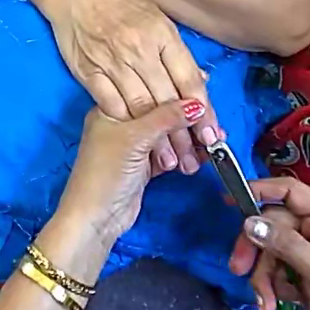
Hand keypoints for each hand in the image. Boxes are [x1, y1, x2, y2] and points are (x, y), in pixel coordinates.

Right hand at [47, 0, 219, 175]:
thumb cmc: (118, 2)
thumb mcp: (156, 19)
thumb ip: (176, 53)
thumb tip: (199, 82)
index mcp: (162, 34)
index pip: (189, 80)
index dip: (204, 112)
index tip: (213, 136)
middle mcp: (140, 49)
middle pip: (168, 99)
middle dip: (184, 134)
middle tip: (195, 160)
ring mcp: (113, 61)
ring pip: (141, 108)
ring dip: (157, 139)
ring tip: (171, 161)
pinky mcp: (89, 71)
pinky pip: (111, 104)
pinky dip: (126, 125)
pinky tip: (136, 143)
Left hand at [53, 100, 206, 248]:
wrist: (95, 218)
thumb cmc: (107, 170)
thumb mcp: (136, 137)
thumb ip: (167, 117)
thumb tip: (198, 103)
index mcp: (112, 107)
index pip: (149, 91)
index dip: (177, 92)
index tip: (204, 95)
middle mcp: (122, 122)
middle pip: (162, 114)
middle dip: (189, 120)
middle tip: (214, 127)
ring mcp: (133, 145)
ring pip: (168, 134)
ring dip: (190, 140)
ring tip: (213, 144)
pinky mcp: (143, 165)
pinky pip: (169, 153)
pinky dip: (186, 154)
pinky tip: (204, 156)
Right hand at [228, 177, 309, 309]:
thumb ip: (288, 245)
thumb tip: (252, 223)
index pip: (290, 192)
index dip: (260, 190)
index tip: (232, 199)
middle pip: (271, 223)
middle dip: (255, 248)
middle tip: (238, 268)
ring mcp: (306, 250)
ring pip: (268, 249)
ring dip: (261, 274)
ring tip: (264, 300)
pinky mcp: (298, 271)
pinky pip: (271, 268)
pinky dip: (267, 285)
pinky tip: (274, 302)